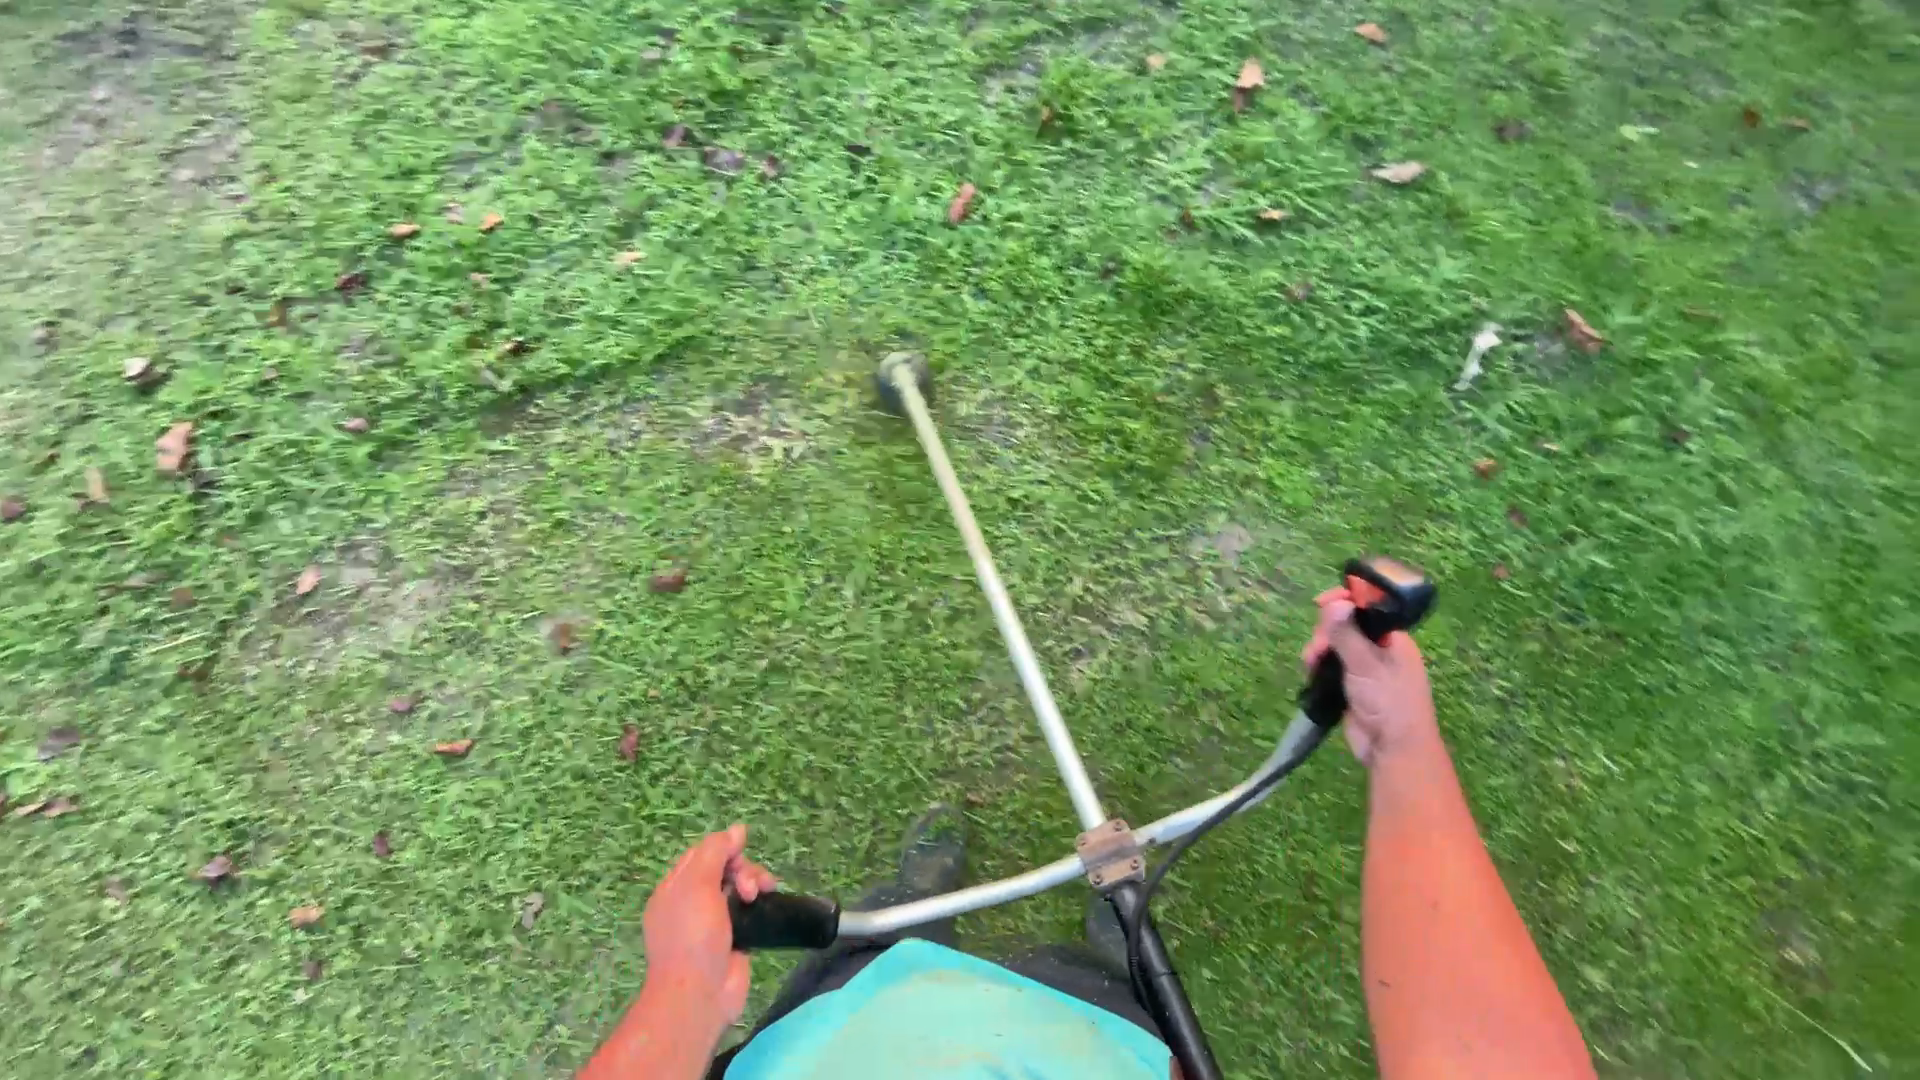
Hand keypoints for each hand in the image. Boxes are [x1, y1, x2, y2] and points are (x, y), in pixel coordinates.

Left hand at [641, 824, 777, 1027]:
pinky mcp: (735, 938)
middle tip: (749, 886)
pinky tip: (769, 903)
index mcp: (674, 889)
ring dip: (754, 882)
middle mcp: (692, 903)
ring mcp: (713, 922)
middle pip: (724, 868)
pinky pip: (750, 910)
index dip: (723, 849)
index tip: (739, 854)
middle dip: (742, 868)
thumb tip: (738, 829)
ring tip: (760, 895)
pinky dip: (760, 903)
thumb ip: (716, 852)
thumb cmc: (692, 936)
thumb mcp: (697, 884)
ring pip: (739, 887)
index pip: (701, 854)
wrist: (699, 995)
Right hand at [1300, 587, 1437, 766]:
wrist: (1392, 750)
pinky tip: (1311, 673)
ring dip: (1319, 650)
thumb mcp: (1366, 664)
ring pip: (1334, 645)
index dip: (1344, 600)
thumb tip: (1334, 602)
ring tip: (1311, 664)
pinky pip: (1330, 665)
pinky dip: (1319, 666)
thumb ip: (1347, 633)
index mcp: (1392, 639)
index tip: (1320, 603)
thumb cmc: (1389, 703)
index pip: (1368, 606)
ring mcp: (1364, 668)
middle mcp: (1379, 649)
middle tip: (1318, 648)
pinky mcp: (1350, 685)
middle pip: (1345, 624)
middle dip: (1326, 631)